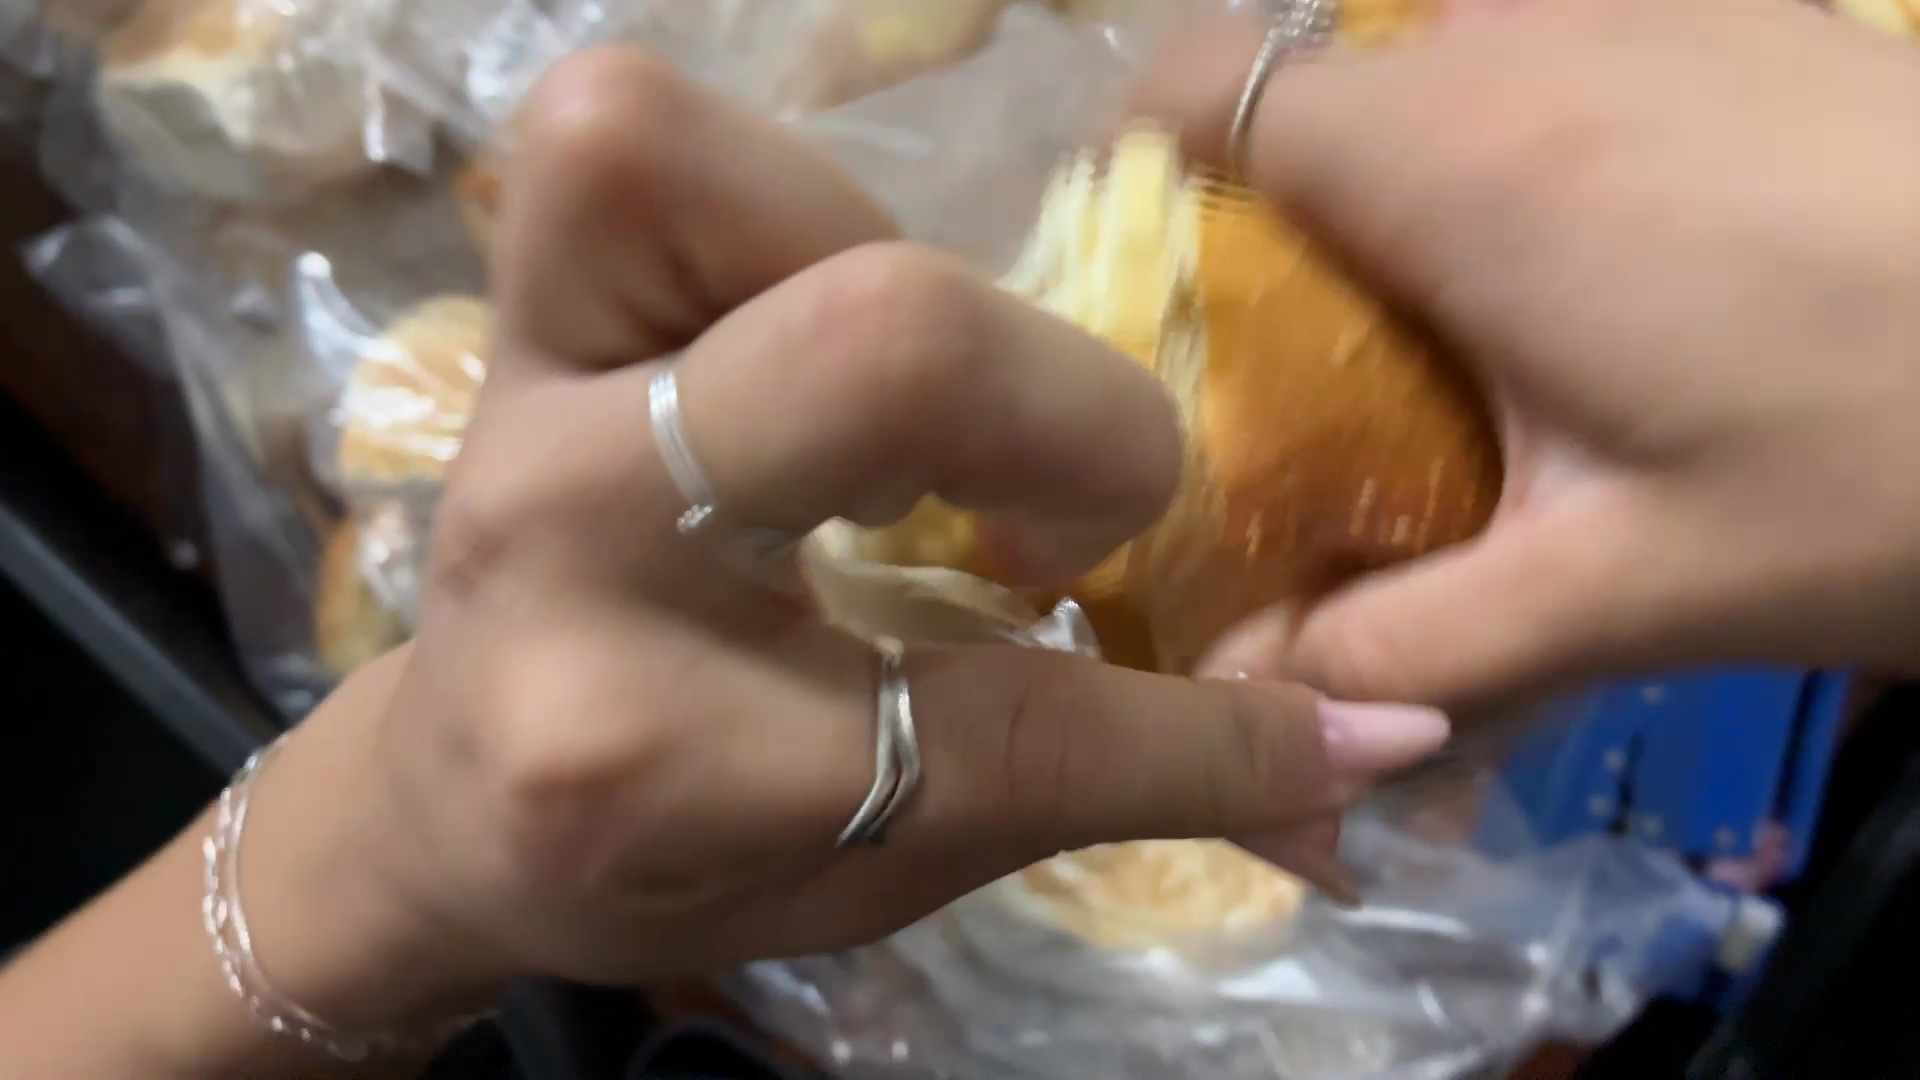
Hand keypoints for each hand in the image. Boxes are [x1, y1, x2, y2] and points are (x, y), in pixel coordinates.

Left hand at [237, 47, 1452, 1026]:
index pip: (1002, 727)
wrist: (456, 800)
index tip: (1338, 723)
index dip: (1200, 734)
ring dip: (878, 264)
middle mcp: (571, 541)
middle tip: (1066, 513)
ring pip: (679, 168)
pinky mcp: (512, 316)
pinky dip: (767, 202)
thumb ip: (1100, 785)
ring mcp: (517, 393)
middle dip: (1063, 419)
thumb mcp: (877, 867)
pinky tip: (807, 322)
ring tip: (913, 396)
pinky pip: (624, 148)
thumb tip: (1359, 742)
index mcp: (659, 755)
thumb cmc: (664, 858)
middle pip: (886, 347)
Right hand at [1138, 0, 1919, 709]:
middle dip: (1217, 199)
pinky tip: (1480, 273)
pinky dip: (1430, 158)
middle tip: (1218, 341)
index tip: (1109, 257)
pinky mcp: (1705, 31)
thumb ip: (1408, 642)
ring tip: (1341, 321)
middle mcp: (1525, 48)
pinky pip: (1491, 67)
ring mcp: (1629, 16)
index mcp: (1468, 163)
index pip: (1216, 81)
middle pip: (1286, 85)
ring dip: (1327, 186)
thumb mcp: (1630, 589)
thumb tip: (1254, 694)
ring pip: (1388, 70)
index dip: (1127, 150)